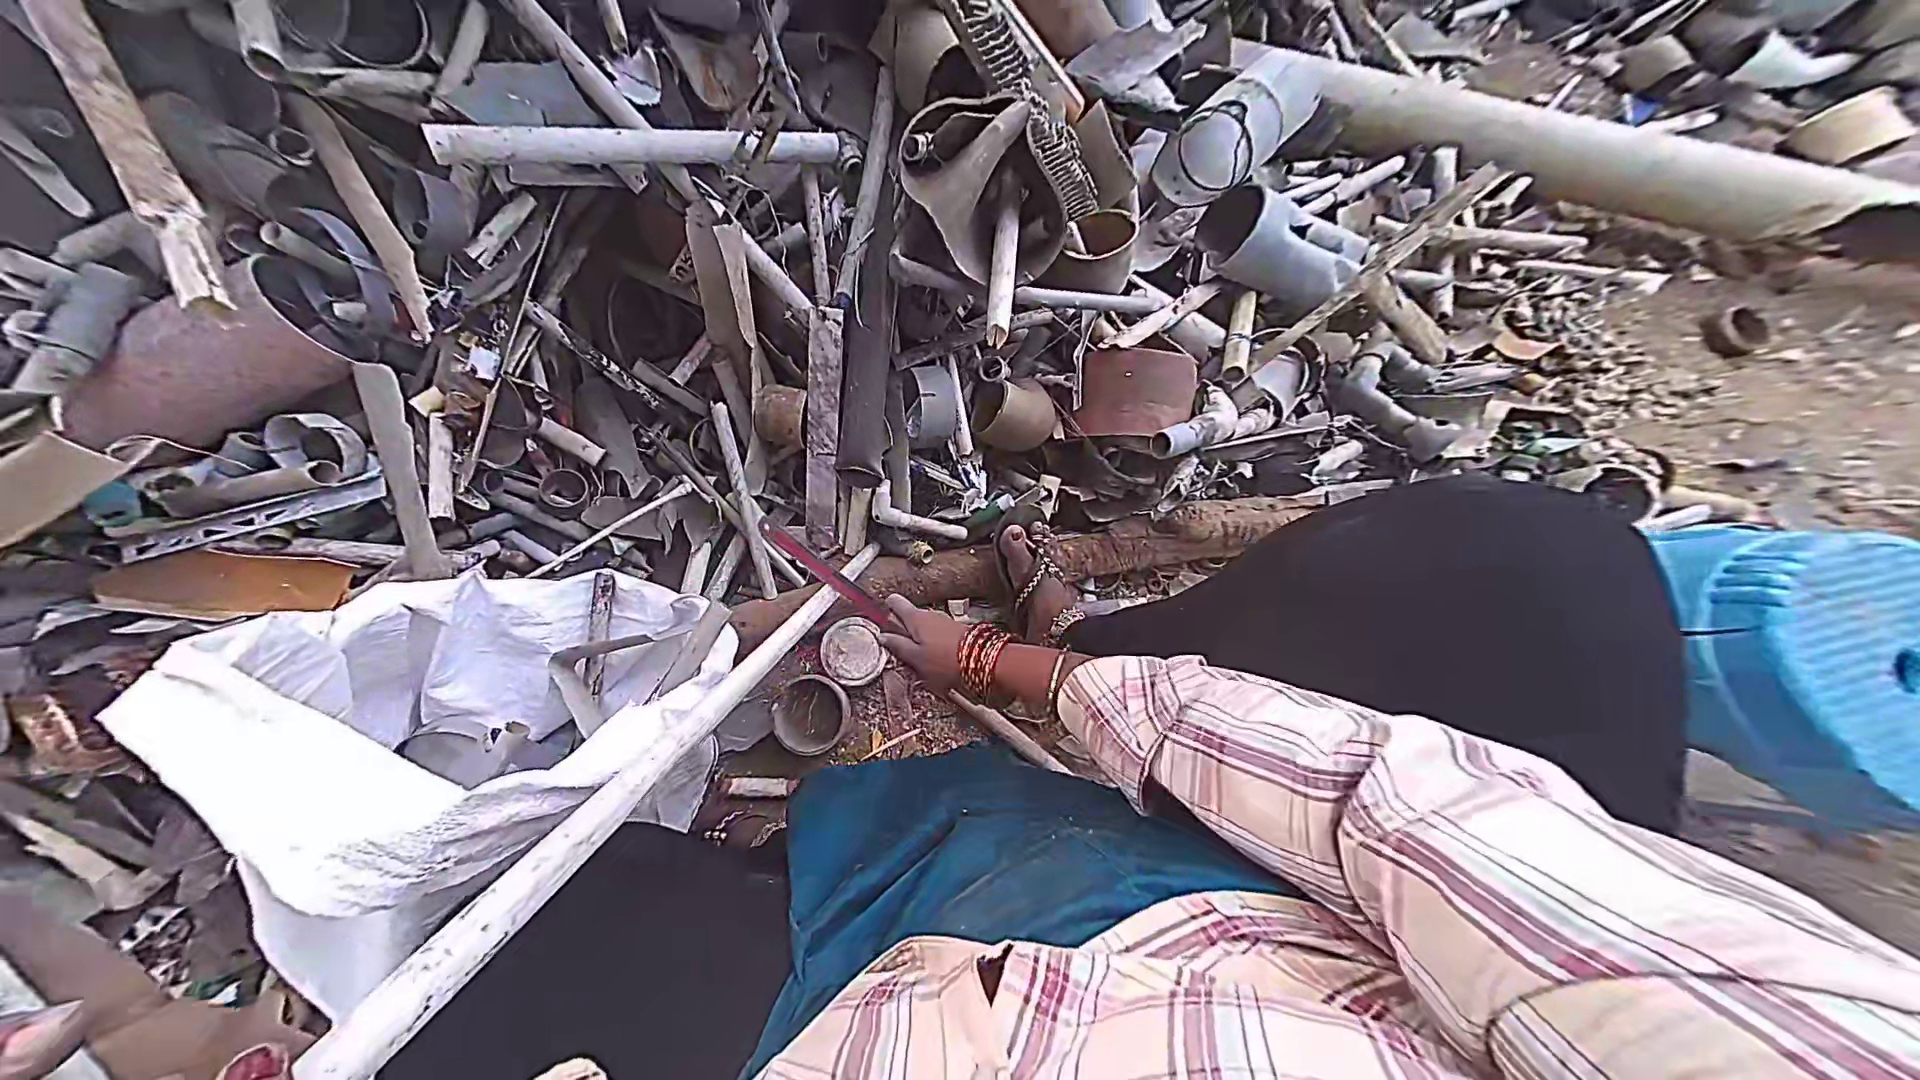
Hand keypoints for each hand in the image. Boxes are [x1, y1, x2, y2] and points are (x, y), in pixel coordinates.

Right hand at [877, 593, 968, 693]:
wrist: (984, 663)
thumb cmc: (948, 661)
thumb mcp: (916, 658)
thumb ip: (898, 646)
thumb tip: (883, 637)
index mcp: (916, 618)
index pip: (896, 603)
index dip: (887, 609)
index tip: (884, 621)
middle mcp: (930, 615)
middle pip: (909, 617)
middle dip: (902, 632)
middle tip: (900, 652)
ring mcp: (944, 622)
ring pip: (923, 628)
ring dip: (918, 641)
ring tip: (919, 662)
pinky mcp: (956, 632)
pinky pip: (936, 636)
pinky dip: (932, 646)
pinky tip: (934, 662)